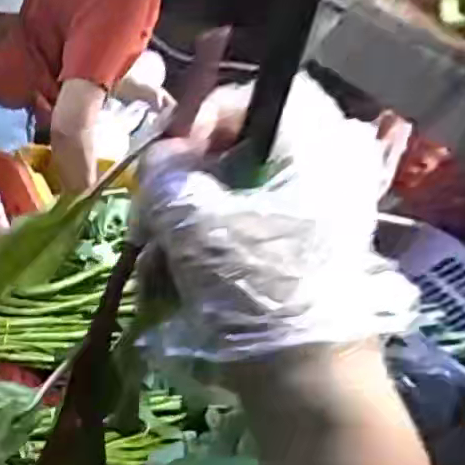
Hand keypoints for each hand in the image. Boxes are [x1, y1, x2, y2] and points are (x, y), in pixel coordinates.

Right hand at [134, 75, 417, 362]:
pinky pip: (229, 234)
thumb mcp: (195, 225)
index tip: (160, 171)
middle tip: (147, 232)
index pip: (252, 95)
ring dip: (175, 235)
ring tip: (155, 275)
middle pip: (227, 155)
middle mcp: (318, 166)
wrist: (298, 369)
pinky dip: (194, 257)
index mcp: (314, 142)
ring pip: (219, 200)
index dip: (196, 124)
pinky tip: (174, 288)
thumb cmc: (253, 286)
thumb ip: (166, 178)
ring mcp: (304, 212)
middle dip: (175, 195)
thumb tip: (156, 158)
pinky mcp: (288, 249)